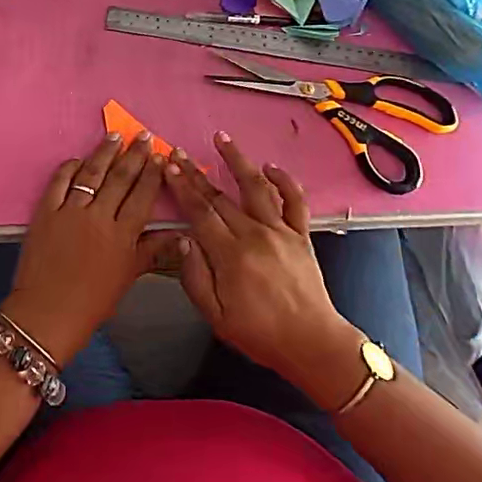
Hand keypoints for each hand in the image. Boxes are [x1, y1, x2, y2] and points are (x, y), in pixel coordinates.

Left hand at [6, 133, 170, 362]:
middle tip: (144, 137)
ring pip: (92, 173)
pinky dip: (69, 167)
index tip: (160, 156)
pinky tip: (78, 159)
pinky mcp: (46, 212)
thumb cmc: (92, 301)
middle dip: (135, 155)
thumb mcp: (128, 277)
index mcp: (122, 234)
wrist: (47, 313)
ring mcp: (70, 211)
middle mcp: (99, 216)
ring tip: (115, 135)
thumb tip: (180, 235)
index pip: (142, 195)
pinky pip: (59, 182)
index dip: (153, 173)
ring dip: (105, 152)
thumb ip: (152, 250)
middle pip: (121, 178)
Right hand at [163, 134, 365, 410]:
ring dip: (237, 160)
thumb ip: (195, 277)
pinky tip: (270, 166)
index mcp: (230, 255)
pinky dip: (284, 180)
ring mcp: (280, 231)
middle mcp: (254, 234)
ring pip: (256, 187)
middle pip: (220, 197)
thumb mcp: (216, 316)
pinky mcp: (301, 233)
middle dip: (196, 173)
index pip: (199, 212)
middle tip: (179, 152)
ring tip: (222, 139)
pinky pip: (294, 200)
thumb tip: (183, 240)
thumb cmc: (260, 334)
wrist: (311, 342)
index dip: (182, 187)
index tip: (169, 166)